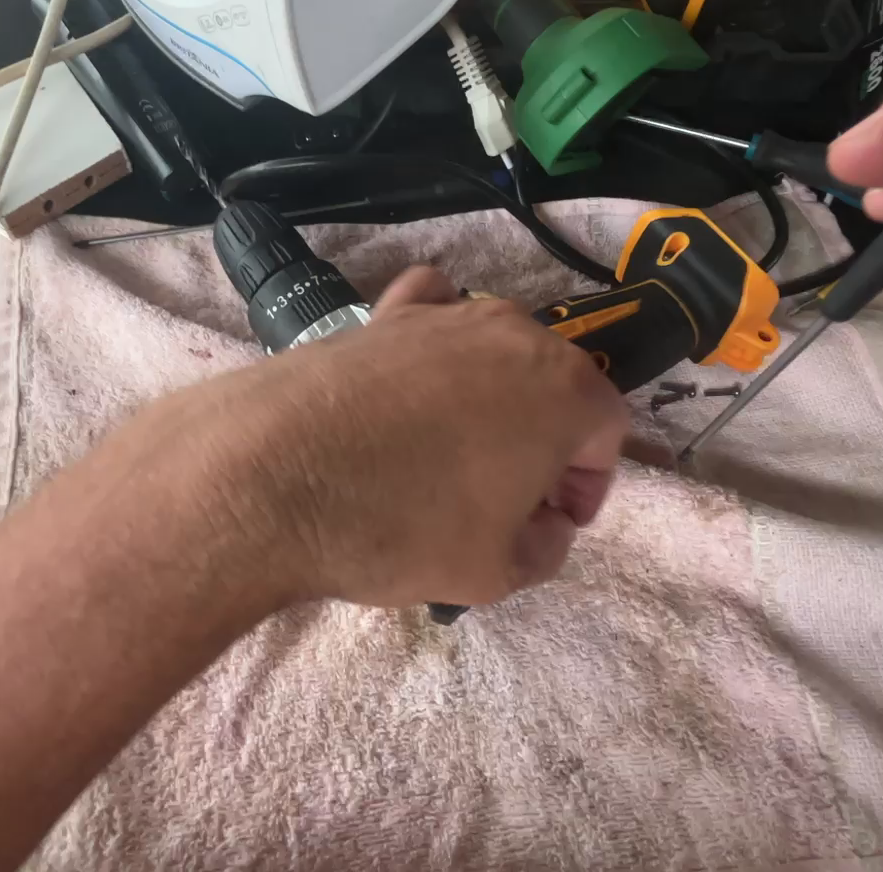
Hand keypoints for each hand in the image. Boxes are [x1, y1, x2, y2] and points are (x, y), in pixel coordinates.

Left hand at [80, 267, 628, 610]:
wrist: (275, 474)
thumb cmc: (404, 525)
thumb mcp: (498, 571)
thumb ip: (546, 546)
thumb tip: (543, 521)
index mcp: (565, 388)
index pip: (606, 430)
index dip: (586, 483)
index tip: (550, 520)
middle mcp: (515, 332)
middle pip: (554, 386)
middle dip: (543, 442)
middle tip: (504, 496)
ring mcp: (446, 314)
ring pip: (496, 354)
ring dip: (492, 400)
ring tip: (449, 453)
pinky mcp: (384, 312)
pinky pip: (433, 311)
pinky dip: (438, 340)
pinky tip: (418, 373)